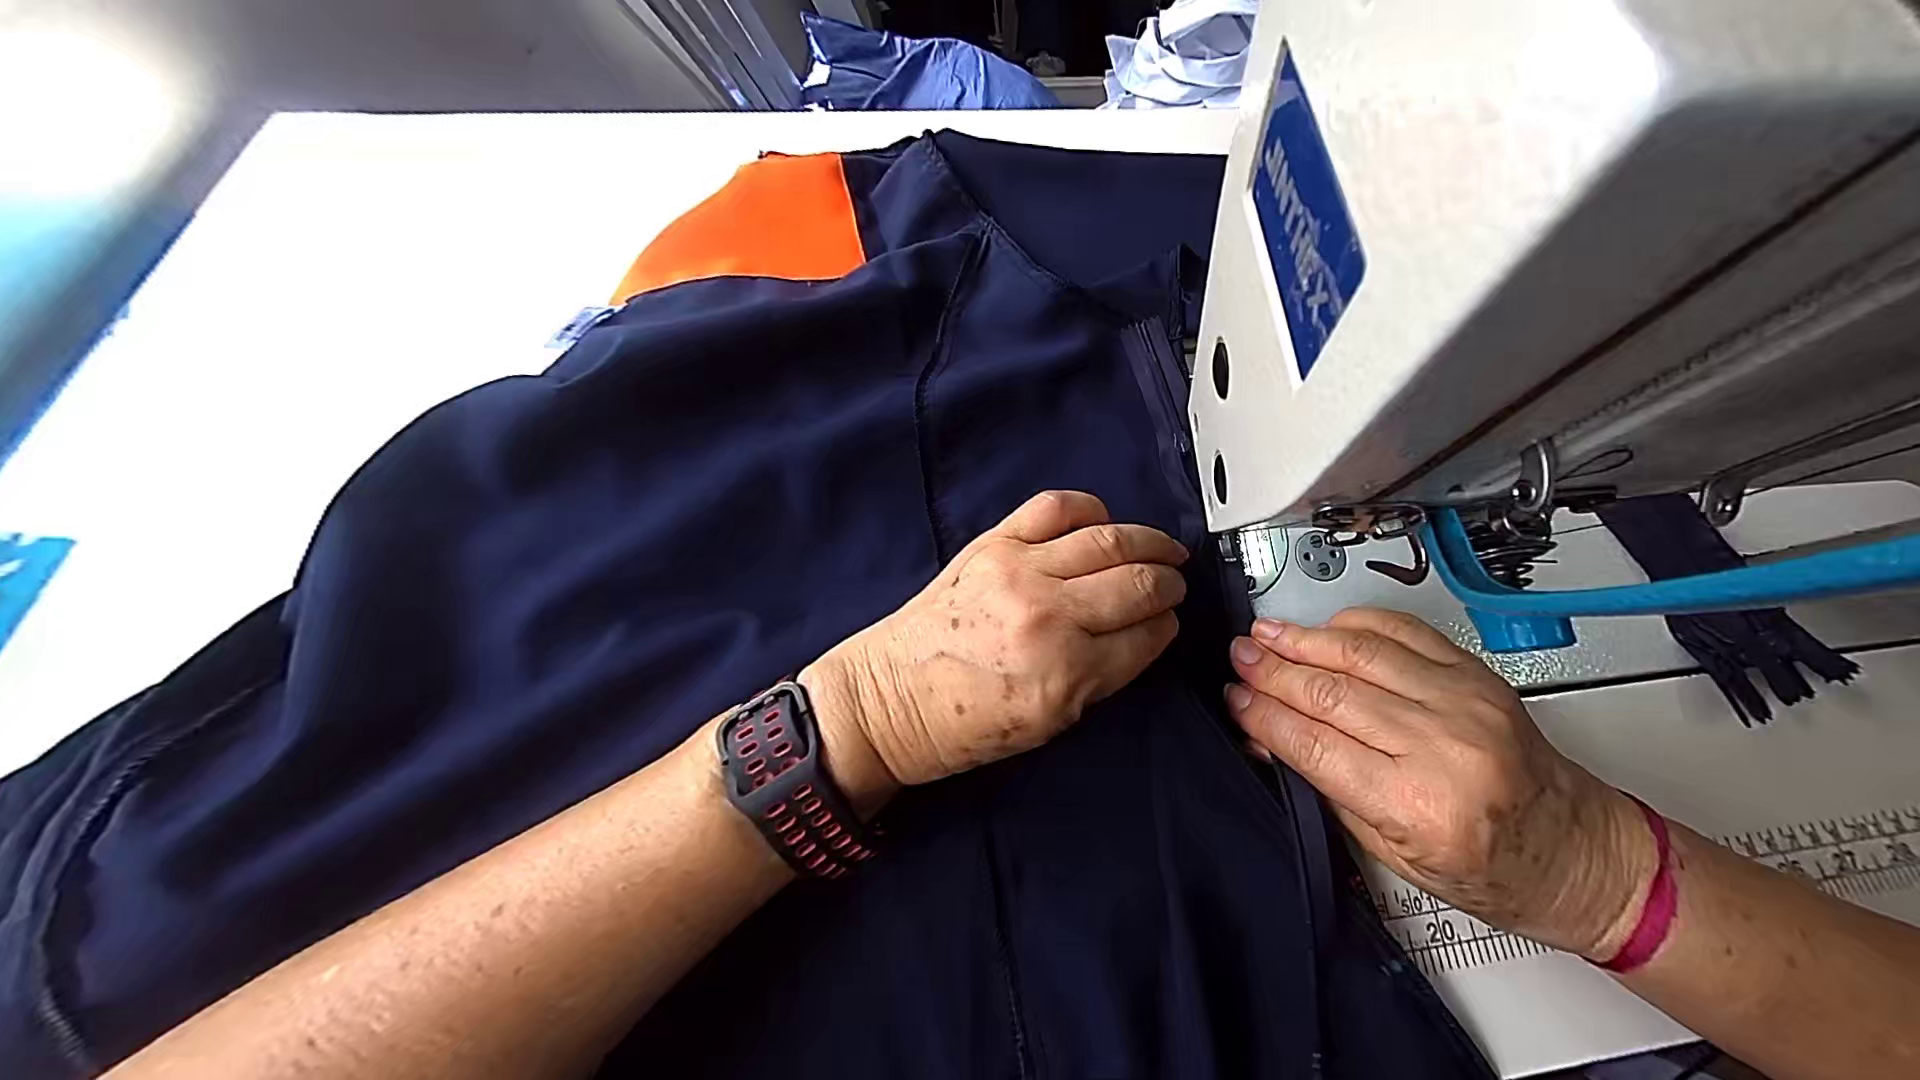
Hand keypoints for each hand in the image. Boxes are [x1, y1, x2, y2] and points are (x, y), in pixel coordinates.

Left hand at [801, 491, 1186, 804]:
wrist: (888, 698)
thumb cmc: (961, 724)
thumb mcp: (1049, 723)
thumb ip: (1101, 675)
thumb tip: (1138, 634)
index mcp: (1066, 675)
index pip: (1146, 636)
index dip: (1166, 627)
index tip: (1169, 621)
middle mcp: (1047, 616)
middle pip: (1137, 583)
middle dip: (1167, 583)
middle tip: (1173, 584)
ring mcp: (1018, 571)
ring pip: (1108, 540)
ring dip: (1147, 542)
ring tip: (1161, 549)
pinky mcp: (991, 545)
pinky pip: (1054, 508)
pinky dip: (1088, 508)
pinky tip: (1103, 519)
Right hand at [1224, 609, 1656, 959]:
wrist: (1580, 854)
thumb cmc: (1490, 868)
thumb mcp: (1387, 848)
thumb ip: (1321, 782)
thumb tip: (1264, 734)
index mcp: (1419, 806)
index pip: (1311, 742)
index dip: (1262, 713)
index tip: (1234, 696)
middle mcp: (1446, 747)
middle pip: (1329, 692)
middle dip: (1272, 670)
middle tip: (1239, 656)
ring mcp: (1466, 703)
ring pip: (1360, 653)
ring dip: (1302, 639)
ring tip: (1265, 632)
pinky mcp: (1479, 677)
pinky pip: (1404, 632)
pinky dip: (1355, 623)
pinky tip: (1323, 627)